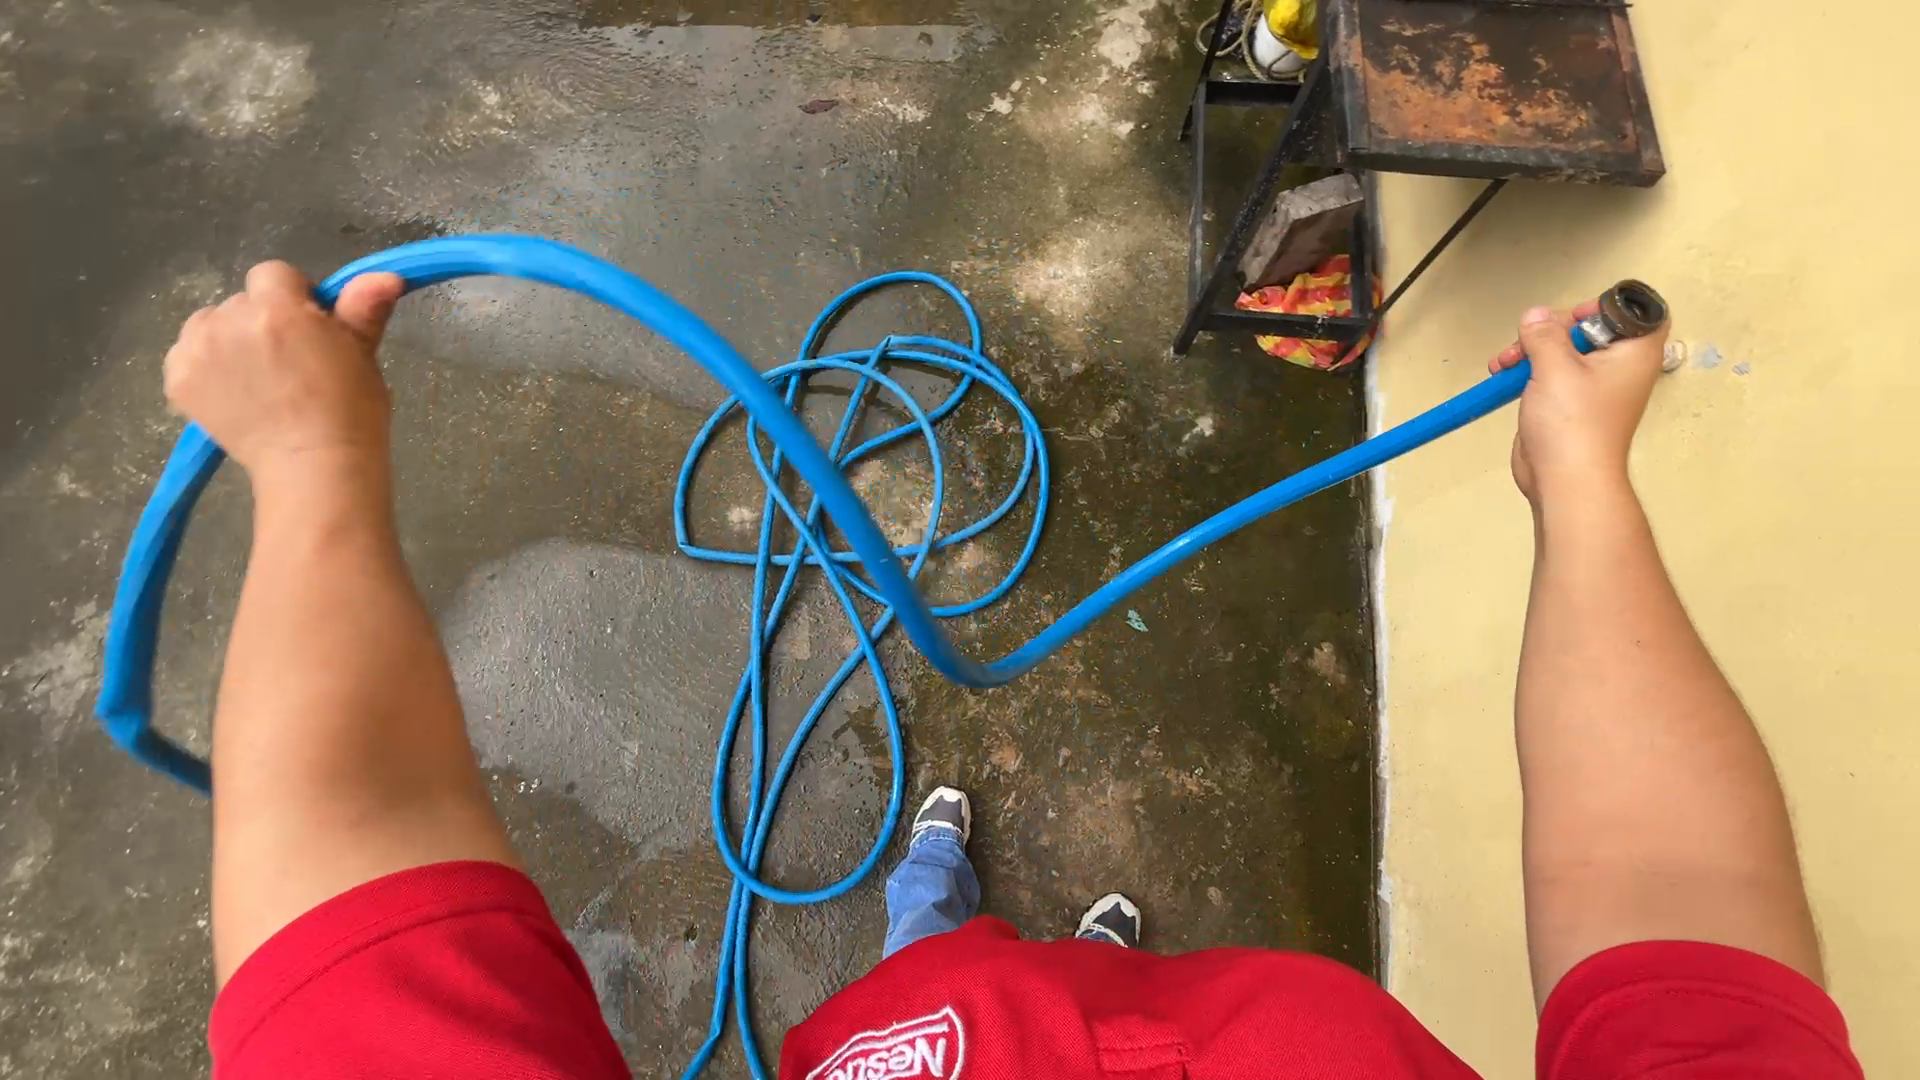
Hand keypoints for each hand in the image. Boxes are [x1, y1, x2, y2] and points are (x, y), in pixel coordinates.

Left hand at [164, 262, 405, 482]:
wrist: (316, 465)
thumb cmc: (354, 411)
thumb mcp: (365, 357)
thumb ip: (364, 310)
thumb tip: (387, 276)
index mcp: (278, 310)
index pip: (275, 273)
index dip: (298, 297)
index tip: (317, 330)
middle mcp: (227, 319)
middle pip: (242, 301)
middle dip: (265, 321)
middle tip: (296, 363)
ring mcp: (195, 349)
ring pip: (211, 324)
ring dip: (234, 340)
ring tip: (264, 379)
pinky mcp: (177, 378)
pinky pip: (190, 354)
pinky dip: (211, 367)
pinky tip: (241, 393)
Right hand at [1489, 301, 1668, 505]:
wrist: (1564, 474)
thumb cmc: (1572, 420)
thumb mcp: (1556, 369)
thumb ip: (1544, 336)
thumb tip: (1535, 314)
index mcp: (1634, 352)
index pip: (1635, 313)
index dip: (1604, 308)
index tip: (1569, 317)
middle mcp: (1617, 365)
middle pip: (1587, 329)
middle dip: (1549, 331)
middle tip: (1525, 342)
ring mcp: (1589, 384)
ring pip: (1561, 351)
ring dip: (1528, 350)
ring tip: (1504, 363)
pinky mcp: (1564, 401)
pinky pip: (1547, 373)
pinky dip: (1525, 369)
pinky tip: (1502, 373)